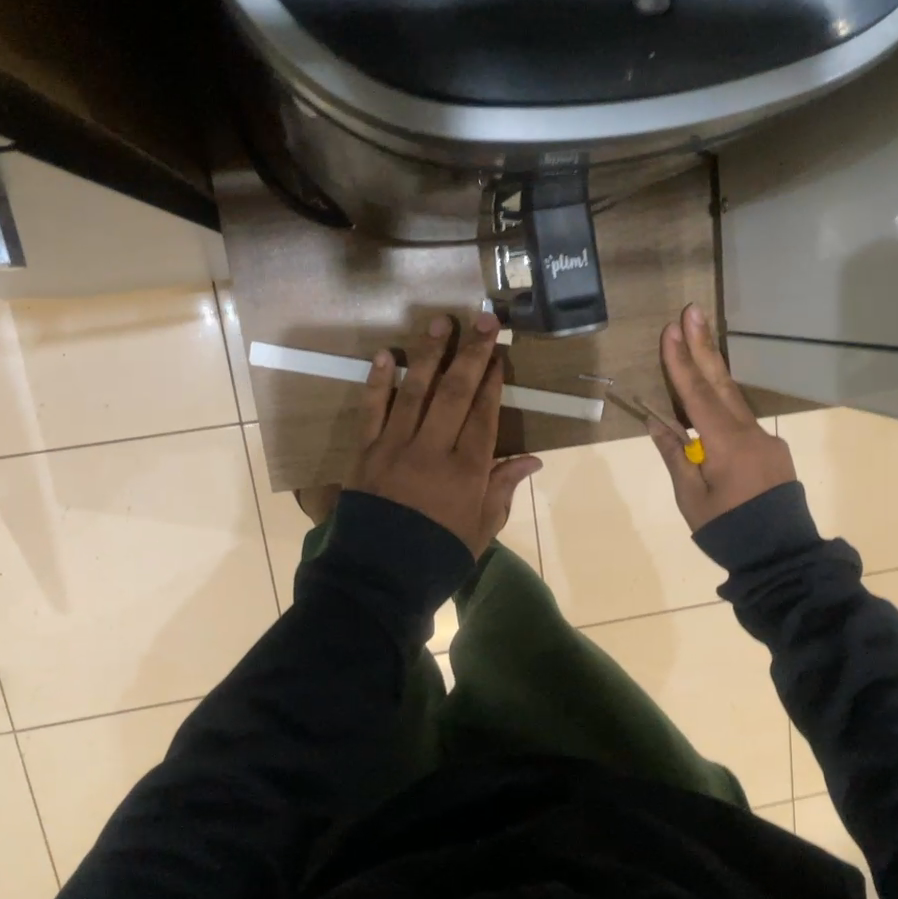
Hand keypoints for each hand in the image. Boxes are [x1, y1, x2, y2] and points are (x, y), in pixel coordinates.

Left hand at [348, 312, 542, 557]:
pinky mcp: (365, 453)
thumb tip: (532, 460)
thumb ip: (503, 490)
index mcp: (467, 472)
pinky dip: (378, 382)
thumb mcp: (481, 530)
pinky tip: (387, 355)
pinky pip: (371, 410)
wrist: (379, 579)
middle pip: (455, 393)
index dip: (493, 381)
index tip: (500, 352)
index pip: (484, 415)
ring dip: (429, 355)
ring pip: (415, 392)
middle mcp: (433, 451)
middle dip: (472, 353)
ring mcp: (395, 448)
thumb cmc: (438, 557)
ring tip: (440, 322)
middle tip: (484, 319)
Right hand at [651, 303, 797, 531]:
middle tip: (691, 311)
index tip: (670, 330)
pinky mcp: (772, 451)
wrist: (783, 556)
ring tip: (697, 342)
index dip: (680, 362)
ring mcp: (765, 440)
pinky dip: (722, 405)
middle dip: (703, 346)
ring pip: (733, 399)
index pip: (696, 395)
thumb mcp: (692, 498)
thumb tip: (657, 422)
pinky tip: (710, 404)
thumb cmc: (730, 531)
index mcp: (726, 443)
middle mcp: (749, 432)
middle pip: (720, 383)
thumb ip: (675, 456)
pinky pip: (741, 420)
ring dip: (713, 370)